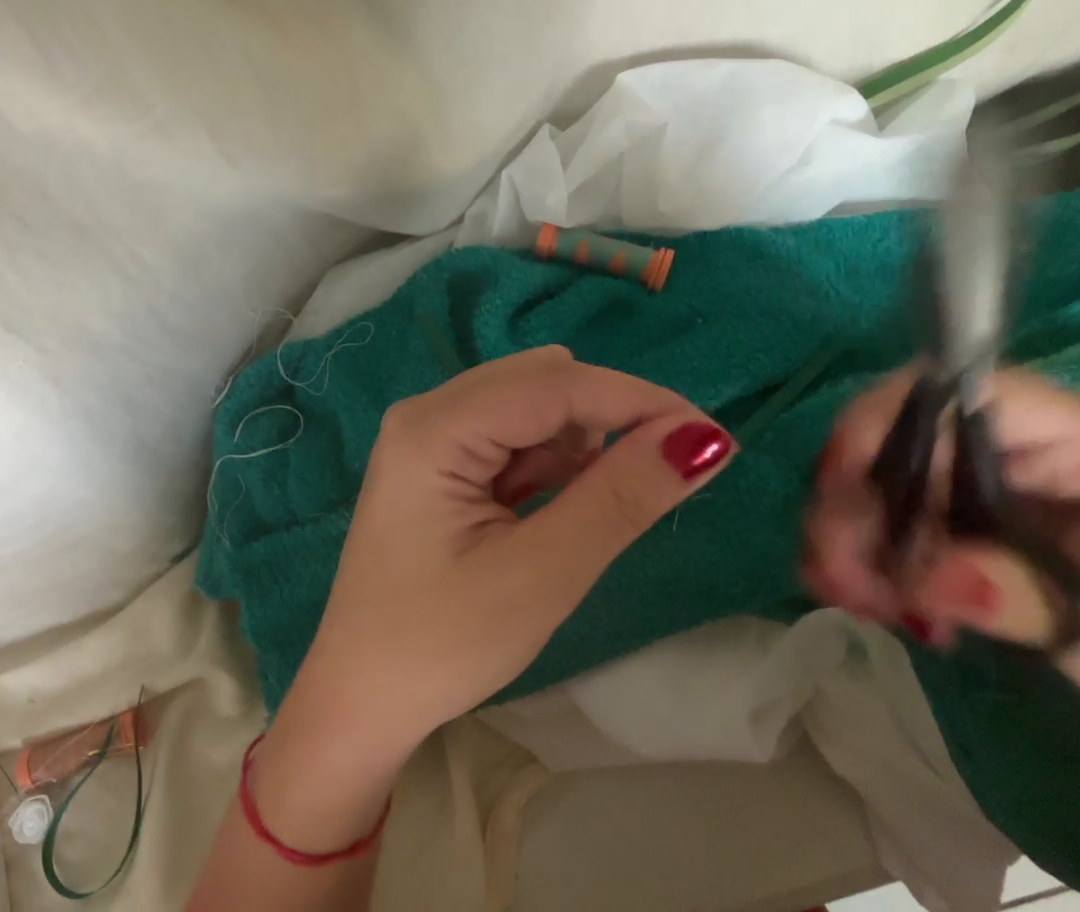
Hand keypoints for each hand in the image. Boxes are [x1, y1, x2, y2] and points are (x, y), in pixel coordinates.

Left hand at [252, 346, 733, 851]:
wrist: (365, 696)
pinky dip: (548, 467)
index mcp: (432, 429)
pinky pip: (510, 441)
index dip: (638, 402)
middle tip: (653, 485)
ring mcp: (426, 439)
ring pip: (529, 409)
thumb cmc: (443, 644)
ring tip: (577, 521)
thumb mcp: (541, 573)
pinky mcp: (436, 467)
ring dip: (576, 448)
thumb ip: (619, 498)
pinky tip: (549, 516)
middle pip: (539, 384)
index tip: (715, 438)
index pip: (554, 385)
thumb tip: (705, 437)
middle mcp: (424, 414)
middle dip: (606, 421)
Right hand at [804, 367, 1079, 724]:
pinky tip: (879, 604)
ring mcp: (979, 477)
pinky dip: (861, 559)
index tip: (836, 485)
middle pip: (896, 440)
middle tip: (842, 583)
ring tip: (866, 606)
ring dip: (848, 541)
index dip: (885, 420)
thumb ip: (1029, 601)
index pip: (965, 392)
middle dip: (852, 508)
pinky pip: (881, 518)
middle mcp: (1016, 445)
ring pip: (874, 482)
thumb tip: (926, 577)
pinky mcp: (954, 512)